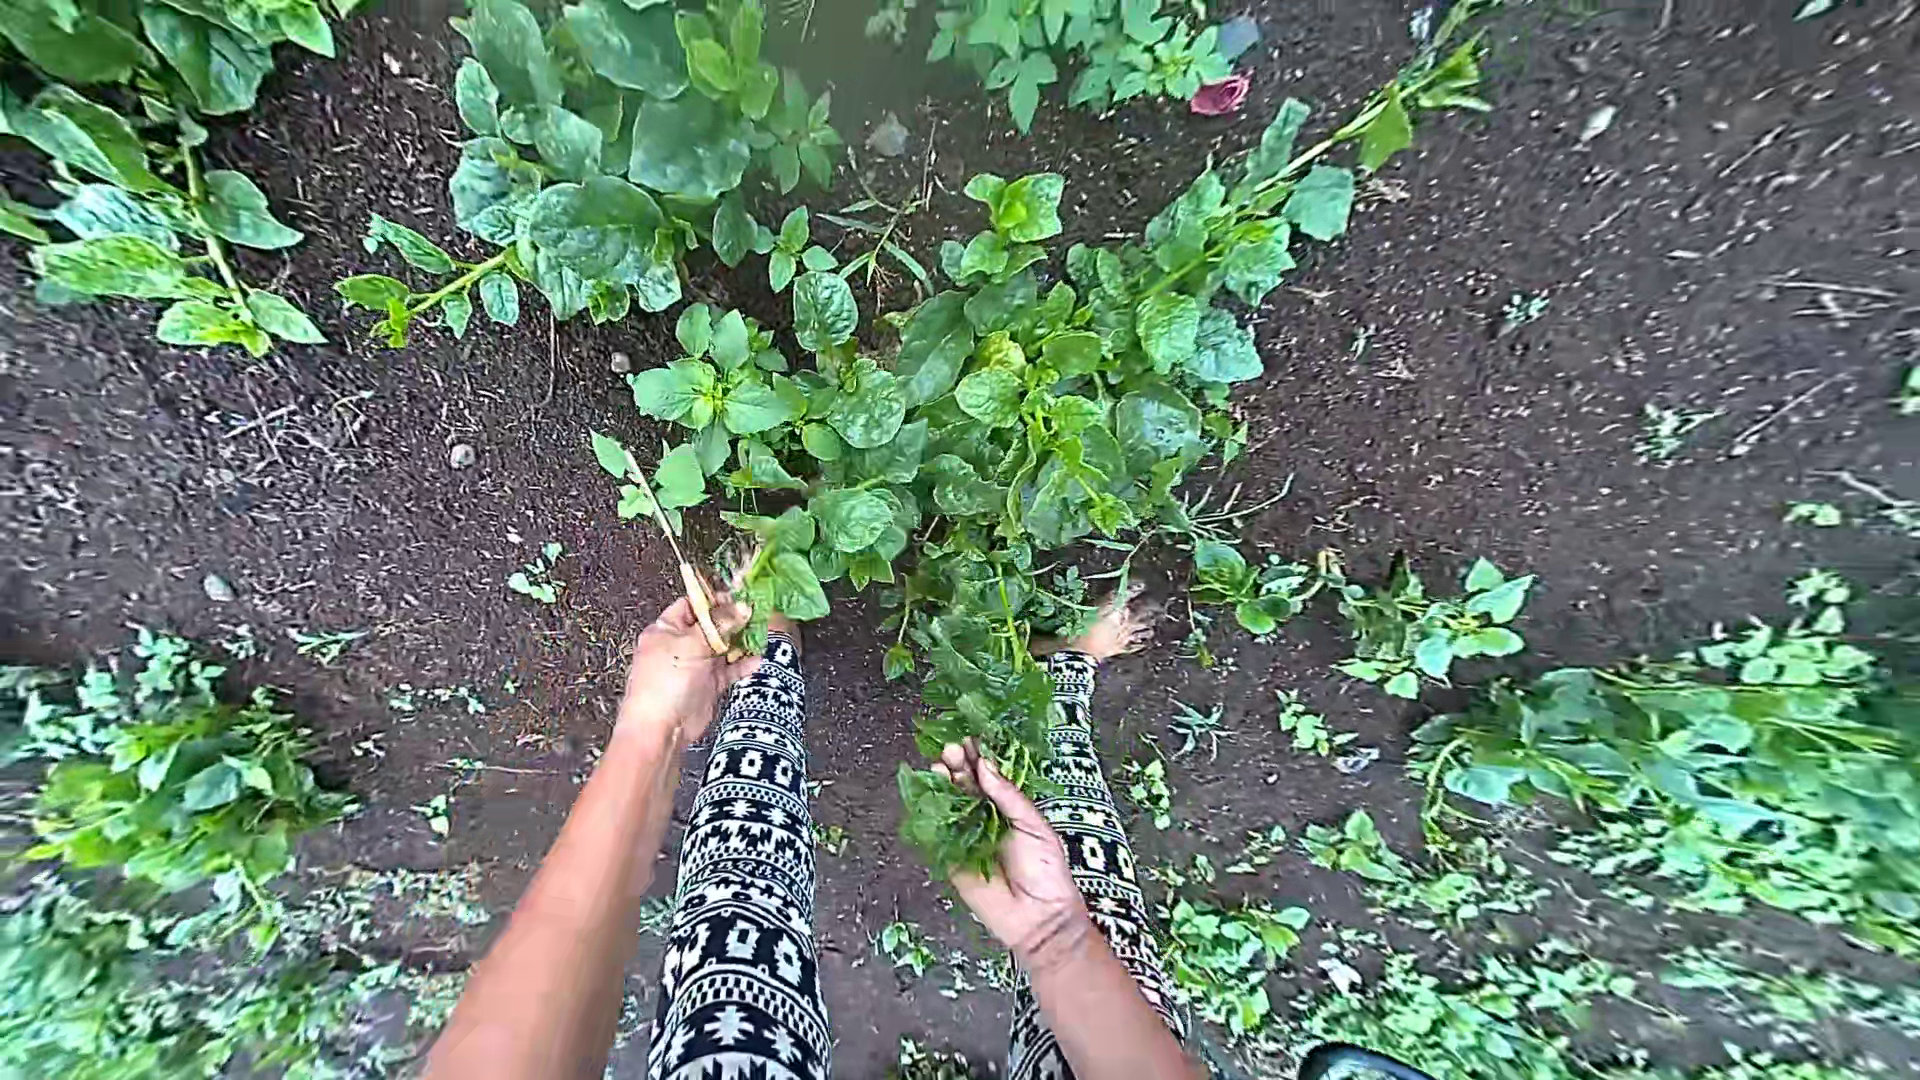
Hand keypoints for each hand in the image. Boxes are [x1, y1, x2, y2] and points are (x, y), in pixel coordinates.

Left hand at [617, 594, 759, 741]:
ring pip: (724, 646)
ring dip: (742, 641)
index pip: (691, 605)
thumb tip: (743, 606)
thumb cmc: (666, 682)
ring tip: (762, 633)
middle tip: (756, 611)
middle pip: (712, 625)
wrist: (662, 728)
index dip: (714, 599)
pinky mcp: (709, 684)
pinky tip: (758, 659)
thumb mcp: (692, 643)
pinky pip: (730, 669)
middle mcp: (681, 645)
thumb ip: (720, 623)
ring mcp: (696, 665)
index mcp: (666, 630)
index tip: (738, 595)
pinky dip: (744, 664)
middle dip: (734, 619)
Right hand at [935, 740, 1093, 974]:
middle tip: (953, 748)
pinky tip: (931, 791)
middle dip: (958, 763)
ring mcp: (965, 834)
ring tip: (942, 762)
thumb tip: (984, 765)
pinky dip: (932, 810)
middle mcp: (983, 815)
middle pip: (965, 783)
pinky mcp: (952, 856)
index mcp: (1005, 805)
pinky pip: (939, 831)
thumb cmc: (1045, 869)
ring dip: (944, 780)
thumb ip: (1008, 796)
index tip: (970, 739)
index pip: (987, 774)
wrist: (1040, 918)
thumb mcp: (1034, 824)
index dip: (978, 756)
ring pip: (950, 801)